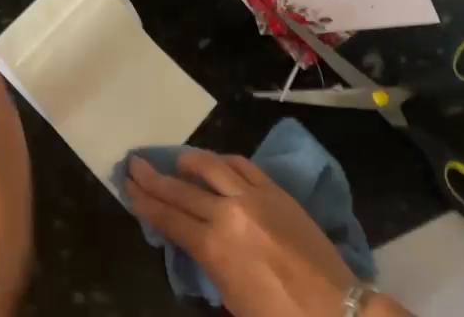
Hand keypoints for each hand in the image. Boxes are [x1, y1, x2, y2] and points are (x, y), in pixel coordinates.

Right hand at [124, 151, 402, 316]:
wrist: (335, 313)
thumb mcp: (231, 298)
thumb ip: (207, 264)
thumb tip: (192, 240)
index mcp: (214, 247)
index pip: (168, 217)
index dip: (144, 202)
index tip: (127, 187)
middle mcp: (229, 214)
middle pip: (181, 190)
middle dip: (153, 178)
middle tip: (134, 164)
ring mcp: (254, 197)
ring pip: (211, 167)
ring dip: (187, 162)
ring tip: (174, 161)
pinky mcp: (277, 192)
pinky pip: (243, 166)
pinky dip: (223, 162)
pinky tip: (215, 164)